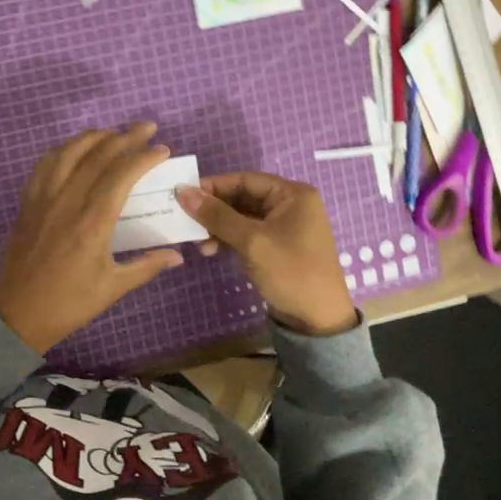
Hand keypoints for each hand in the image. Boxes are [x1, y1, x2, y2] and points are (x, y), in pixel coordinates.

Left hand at [0, 124, 184, 352]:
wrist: (17, 313)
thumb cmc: (69, 304)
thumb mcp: (113, 288)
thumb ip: (147, 266)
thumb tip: (179, 256)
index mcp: (93, 222)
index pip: (122, 174)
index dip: (144, 156)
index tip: (162, 149)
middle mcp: (67, 201)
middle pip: (98, 155)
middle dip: (125, 136)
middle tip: (147, 128)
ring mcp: (43, 198)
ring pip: (68, 152)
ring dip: (94, 136)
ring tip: (113, 132)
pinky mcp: (27, 202)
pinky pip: (45, 164)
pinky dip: (63, 149)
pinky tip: (74, 149)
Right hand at [176, 173, 356, 335]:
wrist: (317, 319)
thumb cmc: (290, 272)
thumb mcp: (252, 241)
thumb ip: (217, 215)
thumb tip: (182, 191)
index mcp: (293, 194)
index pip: (246, 180)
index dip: (214, 186)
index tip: (184, 195)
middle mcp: (290, 205)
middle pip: (243, 197)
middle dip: (214, 210)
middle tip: (186, 221)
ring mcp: (284, 227)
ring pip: (242, 217)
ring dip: (219, 227)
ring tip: (198, 242)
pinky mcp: (276, 246)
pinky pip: (247, 234)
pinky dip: (228, 239)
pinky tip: (211, 250)